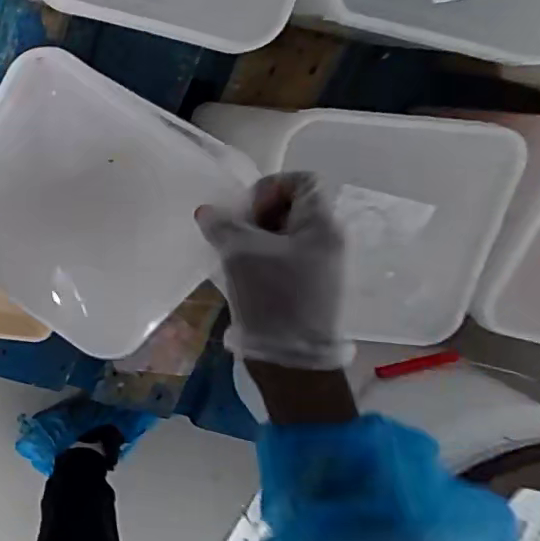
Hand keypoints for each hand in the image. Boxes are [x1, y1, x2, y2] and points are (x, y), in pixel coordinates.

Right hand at [195, 172, 352, 371]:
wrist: (292, 359)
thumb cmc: (272, 297)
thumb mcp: (239, 252)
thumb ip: (221, 224)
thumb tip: (209, 213)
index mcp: (323, 225)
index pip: (304, 181)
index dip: (271, 187)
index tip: (248, 212)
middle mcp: (331, 240)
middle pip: (293, 206)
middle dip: (259, 214)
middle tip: (236, 234)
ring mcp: (324, 264)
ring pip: (287, 233)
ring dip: (257, 237)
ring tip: (236, 256)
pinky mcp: (313, 285)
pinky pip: (287, 255)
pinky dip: (264, 257)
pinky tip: (245, 274)